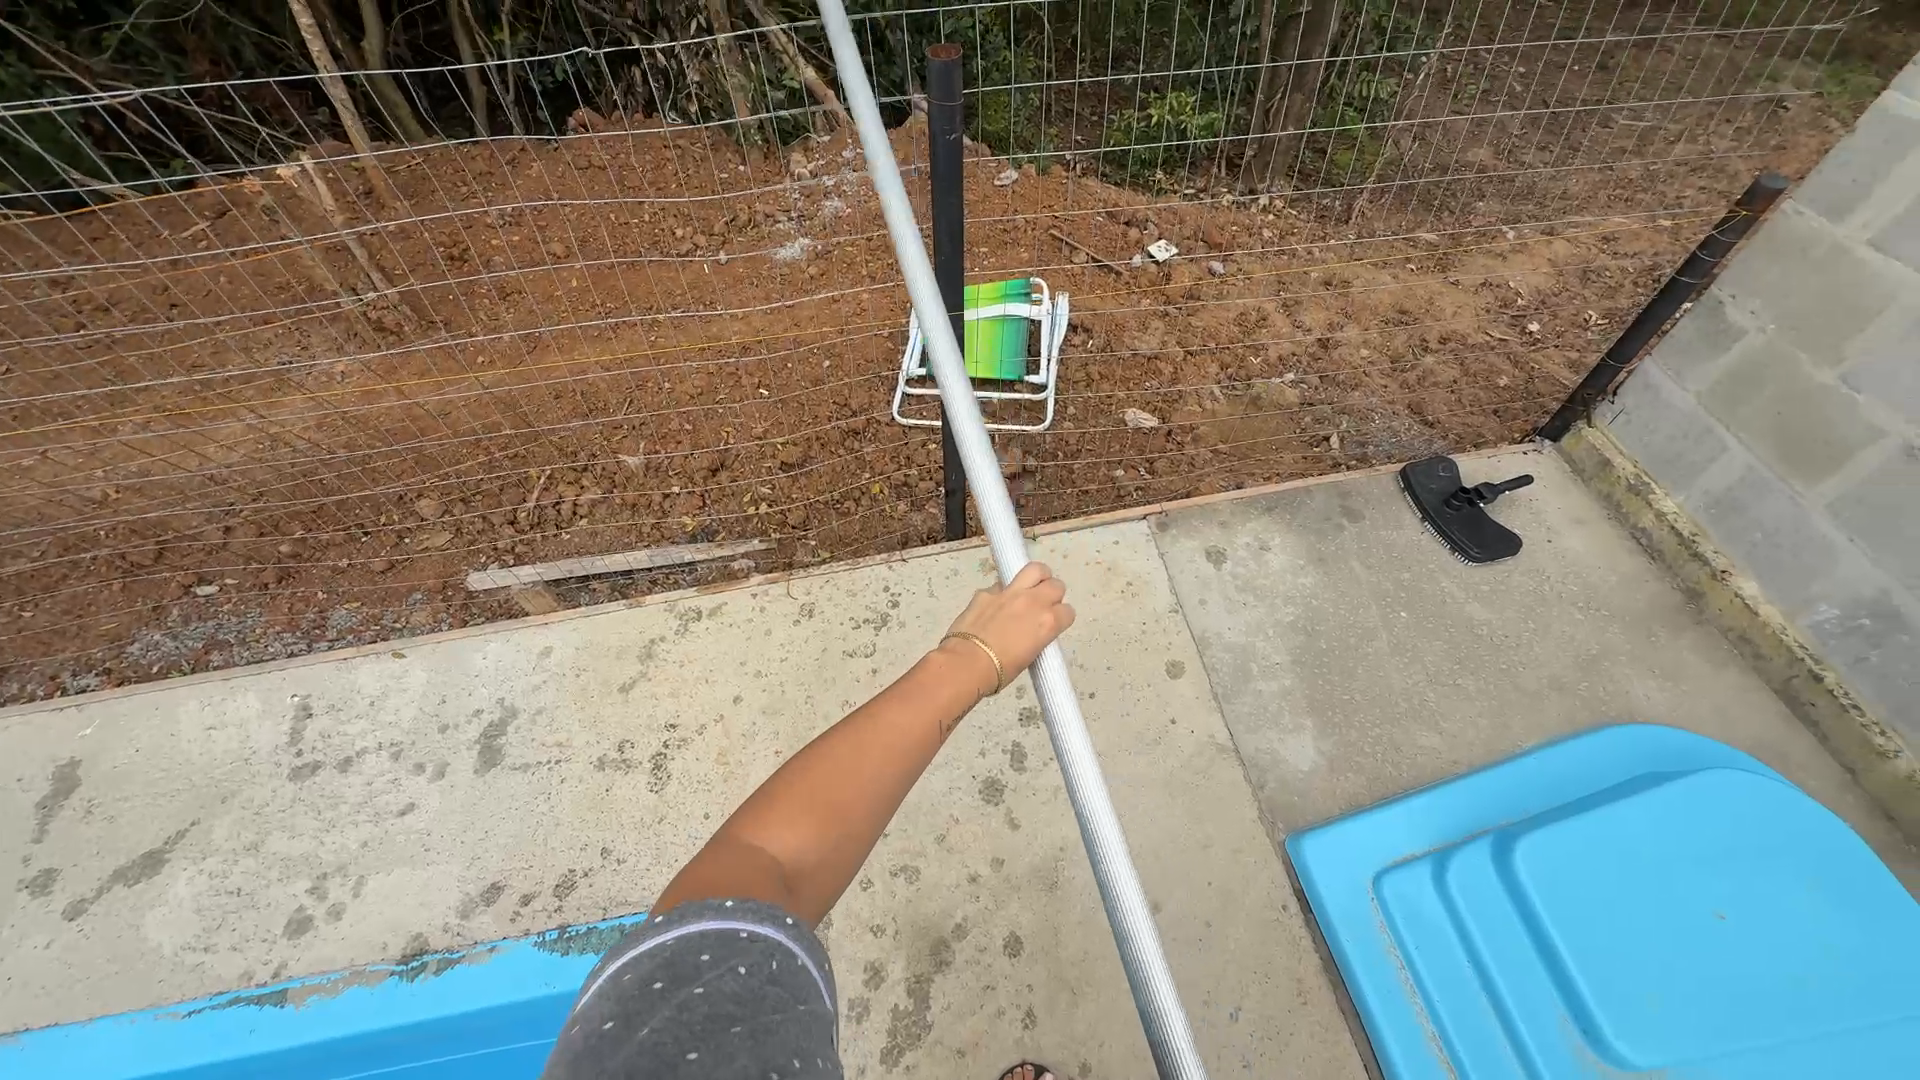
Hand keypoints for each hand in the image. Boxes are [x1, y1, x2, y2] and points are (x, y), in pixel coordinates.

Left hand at [938, 561, 1074, 697]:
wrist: (966, 664)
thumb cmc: (1000, 671)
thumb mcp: (1030, 657)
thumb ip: (1037, 636)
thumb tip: (1032, 629)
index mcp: (1048, 622)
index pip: (1068, 612)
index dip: (1060, 618)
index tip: (1053, 624)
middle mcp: (1033, 602)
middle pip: (1056, 585)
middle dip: (1052, 595)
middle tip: (1043, 605)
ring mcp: (1010, 592)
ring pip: (1035, 569)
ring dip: (1037, 578)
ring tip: (1030, 588)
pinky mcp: (987, 591)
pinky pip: (1002, 584)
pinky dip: (1003, 592)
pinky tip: (995, 605)